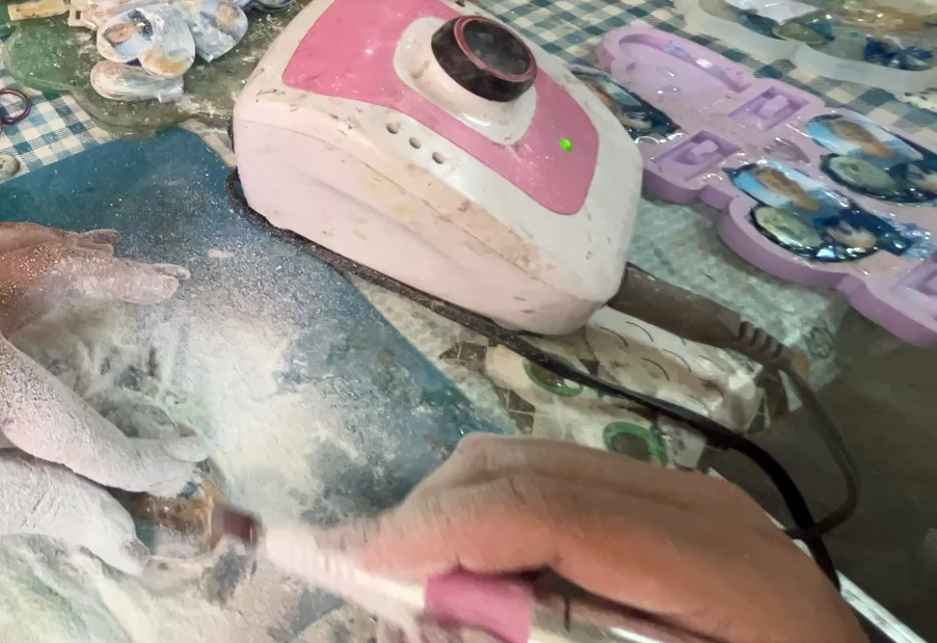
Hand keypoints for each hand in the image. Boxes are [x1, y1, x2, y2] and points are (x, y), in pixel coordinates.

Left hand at [0, 200, 204, 642]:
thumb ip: (43, 503)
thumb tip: (126, 528)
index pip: (73, 418)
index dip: (121, 458)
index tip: (170, 481)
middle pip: (53, 283)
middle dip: (115, 283)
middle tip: (167, 277)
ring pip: (2, 247)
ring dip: (54, 245)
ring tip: (97, 245)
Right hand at [331, 434, 863, 642]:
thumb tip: (409, 628)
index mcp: (723, 569)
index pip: (545, 509)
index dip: (443, 529)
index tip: (363, 561)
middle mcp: (695, 505)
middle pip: (515, 468)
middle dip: (429, 516)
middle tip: (374, 571)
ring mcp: (676, 492)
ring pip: (514, 460)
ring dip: (449, 511)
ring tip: (420, 574)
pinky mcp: (655, 499)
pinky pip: (538, 478)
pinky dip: (485, 513)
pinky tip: (477, 566)